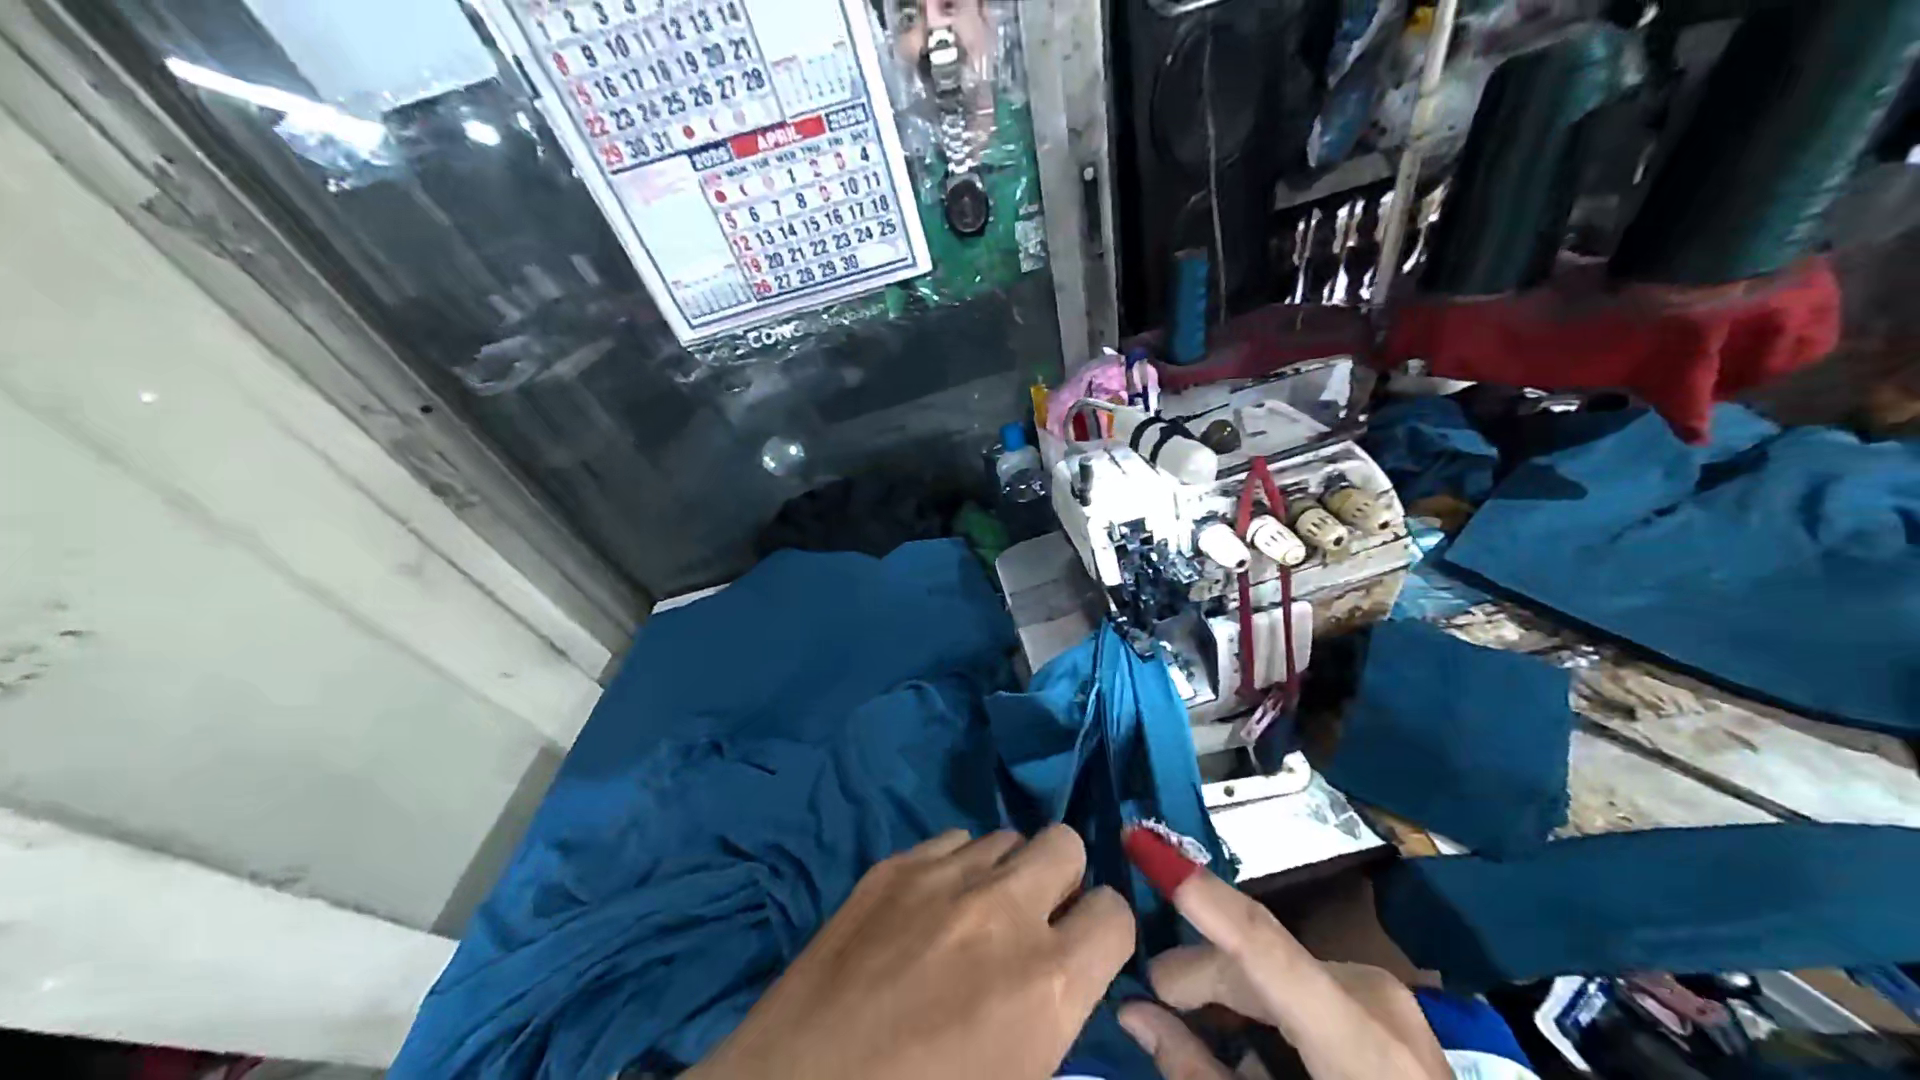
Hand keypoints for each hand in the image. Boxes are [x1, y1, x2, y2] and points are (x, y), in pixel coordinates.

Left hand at [686, 825, 1135, 1079]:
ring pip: (1005, 837)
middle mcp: (1004, 909)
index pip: (1115, 912)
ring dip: (1004, 872)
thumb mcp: (1021, 1075)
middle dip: (1060, 879)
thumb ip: (1056, 1012)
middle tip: (1034, 918)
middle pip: (1064, 842)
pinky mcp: (892, 865)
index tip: (1083, 947)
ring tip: (974, 914)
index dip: (1103, 932)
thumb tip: (1066, 972)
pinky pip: (950, 841)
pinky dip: (953, 868)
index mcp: (1048, 980)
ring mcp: (942, 877)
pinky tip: (927, 907)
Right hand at [1117, 866, 1451, 1079]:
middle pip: (1256, 957)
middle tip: (1145, 1003)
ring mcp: (1382, 995)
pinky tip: (1244, 1042)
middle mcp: (1372, 996)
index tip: (1141, 843)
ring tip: (1189, 1024)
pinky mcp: (1383, 1003)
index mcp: (1359, 1045)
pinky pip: (1298, 986)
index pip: (1263, 944)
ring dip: (1224, 989)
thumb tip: (1134, 1012)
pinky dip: (1259, 1003)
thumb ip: (1198, 1075)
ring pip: (1272, 967)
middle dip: (1192, 972)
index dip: (1198, 892)